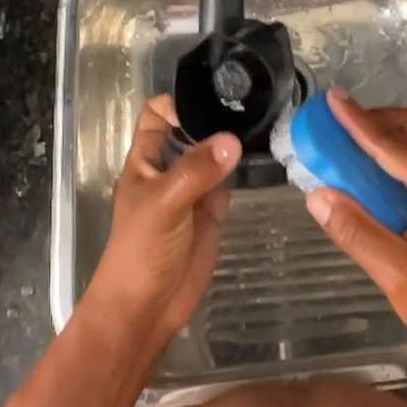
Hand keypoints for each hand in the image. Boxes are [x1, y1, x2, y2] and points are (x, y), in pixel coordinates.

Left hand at [83, 95, 240, 346]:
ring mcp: (193, 189)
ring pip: (213, 154)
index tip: (213, 98)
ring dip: (232, 142)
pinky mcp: (212, 210)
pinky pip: (229, 181)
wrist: (147, 308)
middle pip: (191, 130)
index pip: (158, 115)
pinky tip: (265, 157)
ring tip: (265, 123)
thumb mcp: (164, 204)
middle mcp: (170, 167)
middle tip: (251, 104)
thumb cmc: (141, 250)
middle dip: (215, 117)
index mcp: (146, 159)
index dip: (179, 103)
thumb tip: (233, 141)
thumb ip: (197, 172)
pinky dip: (243, 170)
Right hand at [304, 90, 406, 371]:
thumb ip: (358, 233)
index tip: (330, 98)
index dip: (357, 121)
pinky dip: (404, 152)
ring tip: (353, 147)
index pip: (391, 144)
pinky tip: (383, 176)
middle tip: (338, 127)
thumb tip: (318, 196)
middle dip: (375, 119)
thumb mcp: (400, 277)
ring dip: (390, 134)